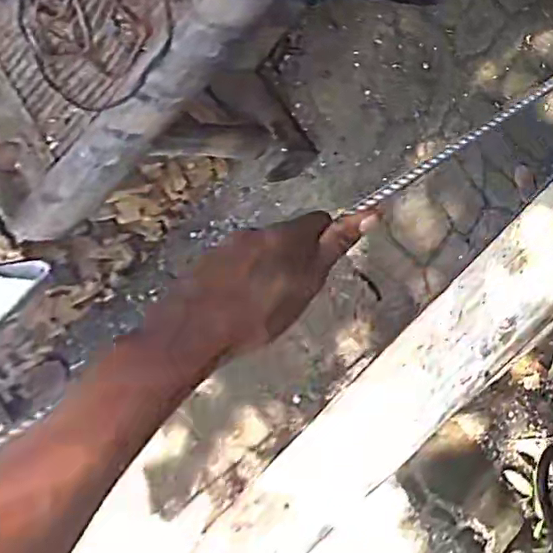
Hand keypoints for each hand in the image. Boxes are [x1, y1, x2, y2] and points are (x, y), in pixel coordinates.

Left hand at [142, 210, 376, 367]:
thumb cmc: (256, 313)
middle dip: (293, 254)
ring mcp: (222, 249)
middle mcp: (255, 232)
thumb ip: (336, 246)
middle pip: (286, 235)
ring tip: (261, 302)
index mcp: (286, 233)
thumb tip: (371, 212)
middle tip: (294, 288)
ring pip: (257, 250)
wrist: (182, 341)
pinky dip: (238, 279)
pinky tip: (234, 306)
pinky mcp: (197, 268)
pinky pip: (230, 266)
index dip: (325, 240)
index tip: (320, 266)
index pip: (319, 220)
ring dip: (264, 267)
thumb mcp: (308, 283)